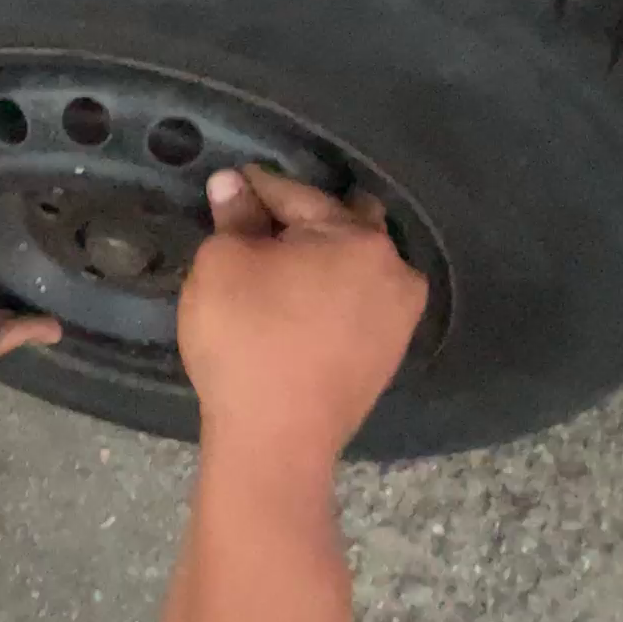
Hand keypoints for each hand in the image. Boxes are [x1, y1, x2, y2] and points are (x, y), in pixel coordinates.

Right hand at [179, 165, 426, 459]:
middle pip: (340, 222)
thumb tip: (231, 182)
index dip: (255, 187)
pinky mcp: (389, 351)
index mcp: (356, 238)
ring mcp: (398, 315)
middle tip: (260, 219)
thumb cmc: (245, 337)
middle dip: (301, 216)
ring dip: (320, 253)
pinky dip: (331, 288)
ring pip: (355, 261)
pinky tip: (303, 296)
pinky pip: (359, 298)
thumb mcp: (223, 263)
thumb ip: (233, 216)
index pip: (295, 195)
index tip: (231, 182)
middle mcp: (393, 269)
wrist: (275, 439)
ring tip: (280, 257)